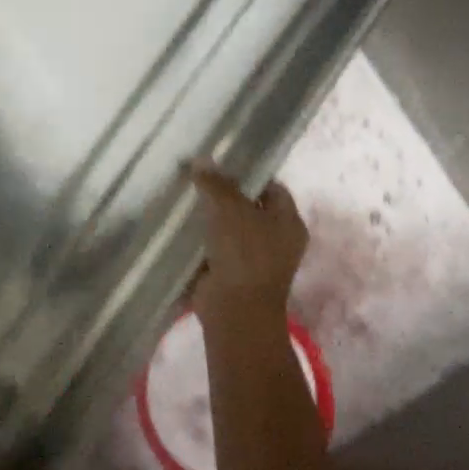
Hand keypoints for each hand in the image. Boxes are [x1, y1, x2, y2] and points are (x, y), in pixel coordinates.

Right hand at [187, 162, 307, 324]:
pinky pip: (215, 245)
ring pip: (229, 226)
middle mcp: (276, 239)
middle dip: (223, 193)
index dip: (248, 173)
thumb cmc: (244, 254)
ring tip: (183, 195)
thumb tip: (200, 159)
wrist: (235, 310)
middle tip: (196, 176)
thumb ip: (216, 183)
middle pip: (249, 206)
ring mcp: (253, 258)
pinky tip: (179, 223)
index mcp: (289, 222)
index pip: (272, 187)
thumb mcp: (230, 209)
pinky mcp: (231, 271)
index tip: (220, 163)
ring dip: (209, 215)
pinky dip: (200, 237)